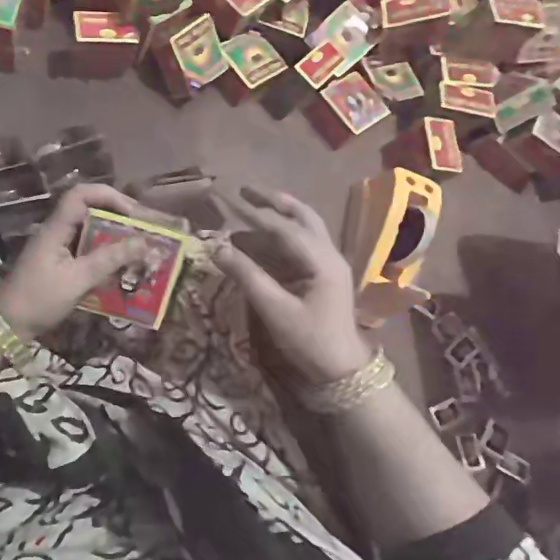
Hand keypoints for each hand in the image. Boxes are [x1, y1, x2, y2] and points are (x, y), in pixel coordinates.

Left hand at [0, 184, 151, 335]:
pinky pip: (85, 251)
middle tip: (144, 232)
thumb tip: (144, 242)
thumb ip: (109, 259)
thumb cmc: (39, 299)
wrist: (7, 325)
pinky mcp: (59, 264)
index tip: (133, 212)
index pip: (81, 195)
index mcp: (56, 228)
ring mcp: (57, 248)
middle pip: (89, 211)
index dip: (108, 196)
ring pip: (89, 233)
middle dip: (118, 218)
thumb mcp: (77, 280)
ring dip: (113, 238)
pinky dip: (104, 255)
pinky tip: (121, 269)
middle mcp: (56, 232)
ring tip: (138, 249)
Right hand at [213, 187, 370, 385]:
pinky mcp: (322, 275)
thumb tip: (218, 248)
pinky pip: (301, 245)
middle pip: (302, 217)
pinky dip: (280, 235)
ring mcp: (328, 264)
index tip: (229, 204)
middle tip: (245, 190)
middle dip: (274, 201)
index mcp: (322, 261)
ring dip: (278, 215)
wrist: (342, 369)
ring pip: (304, 228)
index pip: (285, 229)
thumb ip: (247, 276)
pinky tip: (260, 237)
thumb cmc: (310, 340)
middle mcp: (329, 255)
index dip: (255, 215)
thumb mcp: (276, 310)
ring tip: (249, 206)